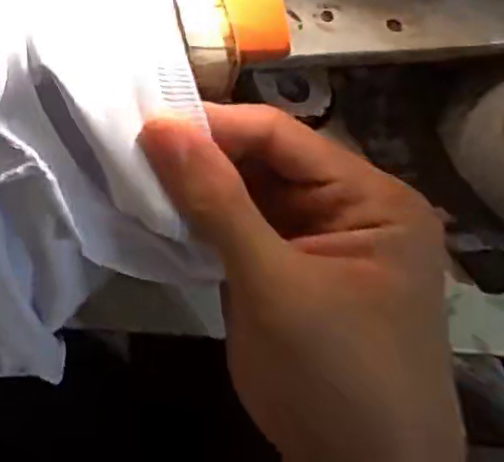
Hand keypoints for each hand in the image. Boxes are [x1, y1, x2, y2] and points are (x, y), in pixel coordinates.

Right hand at [140, 105, 462, 461]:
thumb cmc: (337, 380)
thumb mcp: (274, 286)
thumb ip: (216, 201)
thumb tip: (158, 124)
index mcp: (370, 198)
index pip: (277, 136)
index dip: (211, 125)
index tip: (143, 124)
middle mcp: (347, 204)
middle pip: (258, 155)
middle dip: (199, 154)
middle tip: (133, 149)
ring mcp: (314, 234)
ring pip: (241, 184)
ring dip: (193, 182)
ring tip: (137, 172)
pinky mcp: (283, 261)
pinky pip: (235, 217)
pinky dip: (198, 212)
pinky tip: (160, 208)